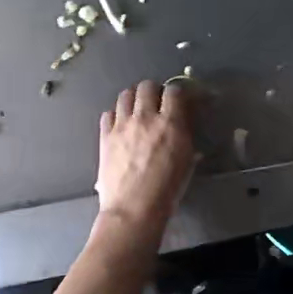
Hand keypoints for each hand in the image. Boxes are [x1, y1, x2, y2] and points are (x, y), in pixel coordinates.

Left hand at [96, 80, 194, 230]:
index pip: (175, 91)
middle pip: (147, 86)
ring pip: (125, 95)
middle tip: (159, 102)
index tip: (183, 99)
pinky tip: (122, 124)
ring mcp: (122, 125)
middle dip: (155, 91)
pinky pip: (108, 113)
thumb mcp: (187, 160)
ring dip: (134, 98)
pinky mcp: (105, 136)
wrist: (134, 207)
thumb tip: (185, 125)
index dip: (180, 92)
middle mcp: (145, 117)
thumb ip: (186, 136)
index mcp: (171, 123)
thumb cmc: (168, 188)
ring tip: (139, 109)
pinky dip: (116, 114)